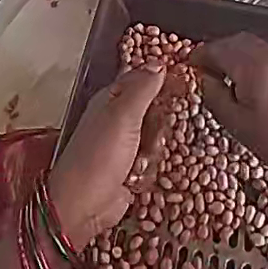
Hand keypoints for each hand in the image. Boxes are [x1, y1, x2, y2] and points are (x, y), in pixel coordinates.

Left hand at [47, 65, 166, 248]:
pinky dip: (149, 170)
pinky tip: (136, 177)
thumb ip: (142, 89)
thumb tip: (159, 63)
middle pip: (157, 110)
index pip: (143, 78)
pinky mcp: (133, 167)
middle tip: (151, 136)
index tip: (183, 85)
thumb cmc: (98, 157)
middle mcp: (119, 118)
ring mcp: (126, 144)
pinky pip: (155, 161)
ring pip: (159, 138)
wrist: (84, 205)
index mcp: (112, 98)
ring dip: (154, 152)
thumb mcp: (122, 116)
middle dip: (160, 125)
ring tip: (138, 162)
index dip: (162, 80)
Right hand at [190, 34, 267, 176]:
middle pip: (238, 41)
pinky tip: (252, 81)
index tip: (192, 64)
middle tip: (207, 67)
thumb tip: (206, 78)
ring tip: (228, 75)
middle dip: (219, 50)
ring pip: (256, 45)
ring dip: (238, 54)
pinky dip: (256, 60)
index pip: (219, 49)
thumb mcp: (235, 124)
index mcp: (254, 69)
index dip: (201, 55)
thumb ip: (214, 95)